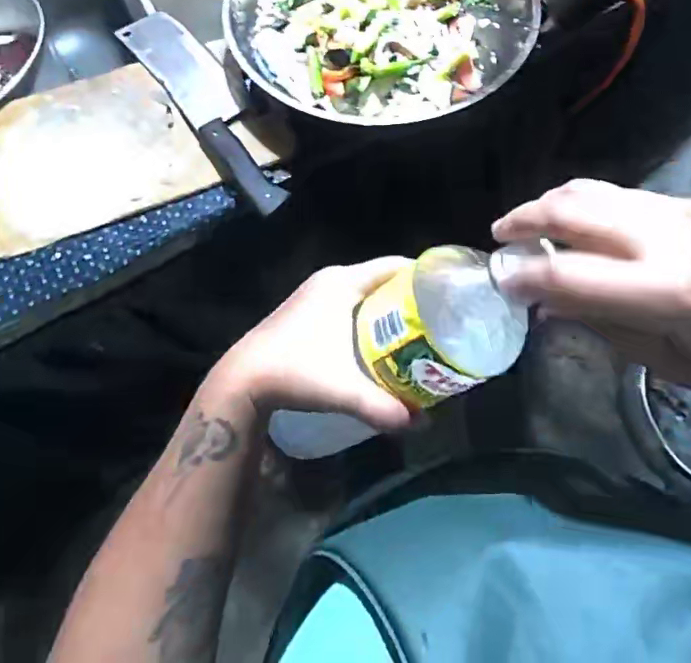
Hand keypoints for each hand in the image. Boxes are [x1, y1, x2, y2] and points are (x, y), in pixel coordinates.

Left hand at [210, 258, 418, 431]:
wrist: (242, 380)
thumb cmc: (296, 373)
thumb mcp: (345, 390)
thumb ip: (384, 407)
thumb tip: (422, 423)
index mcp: (342, 282)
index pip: (394, 265)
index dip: (423, 276)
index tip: (448, 294)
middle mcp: (330, 280)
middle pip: (382, 279)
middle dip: (410, 296)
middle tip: (438, 320)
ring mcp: (315, 294)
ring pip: (364, 292)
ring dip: (388, 307)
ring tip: (417, 331)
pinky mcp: (306, 310)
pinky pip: (349, 302)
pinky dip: (369, 314)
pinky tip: (379, 341)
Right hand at [493, 179, 690, 415]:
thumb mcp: (686, 367)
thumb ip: (611, 329)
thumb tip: (553, 306)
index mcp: (667, 288)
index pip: (567, 273)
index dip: (521, 276)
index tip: (495, 281)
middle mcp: (665, 233)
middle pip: (571, 206)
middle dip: (524, 218)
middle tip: (500, 240)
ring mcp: (678, 208)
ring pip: (594, 189)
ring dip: (553, 205)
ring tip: (532, 230)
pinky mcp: (690, 200)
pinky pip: (621, 195)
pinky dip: (586, 205)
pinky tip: (584, 232)